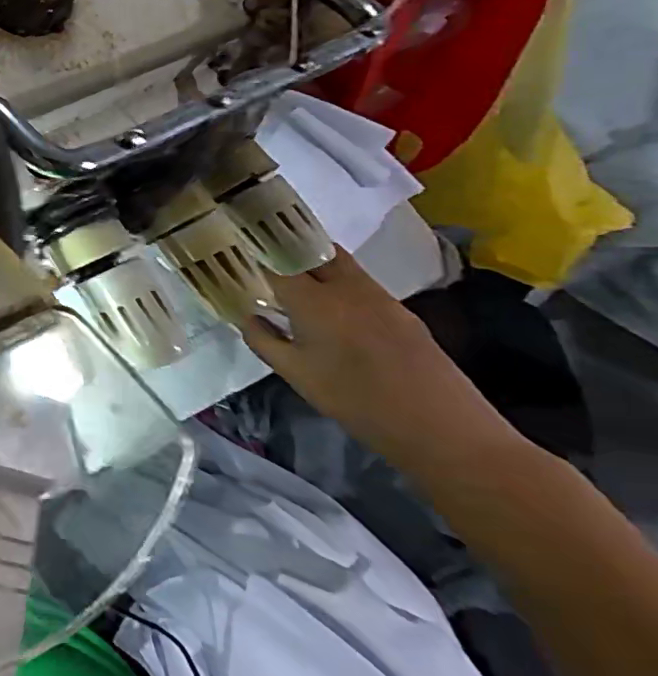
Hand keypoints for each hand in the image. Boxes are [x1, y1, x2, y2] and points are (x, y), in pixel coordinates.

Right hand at [236, 250, 523, 478]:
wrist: (443, 429)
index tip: (233, 253)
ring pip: (341, 265)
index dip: (253, 254)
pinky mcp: (402, 314)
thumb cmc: (354, 399)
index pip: (276, 262)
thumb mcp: (294, 373)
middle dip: (287, 247)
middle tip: (261, 255)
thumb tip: (247, 316)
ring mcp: (382, 299)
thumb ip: (262, 339)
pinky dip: (337, 284)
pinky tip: (328, 307)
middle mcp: (349, 289)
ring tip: (289, 279)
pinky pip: (360, 285)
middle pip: (315, 250)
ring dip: (314, 264)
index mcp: (315, 300)